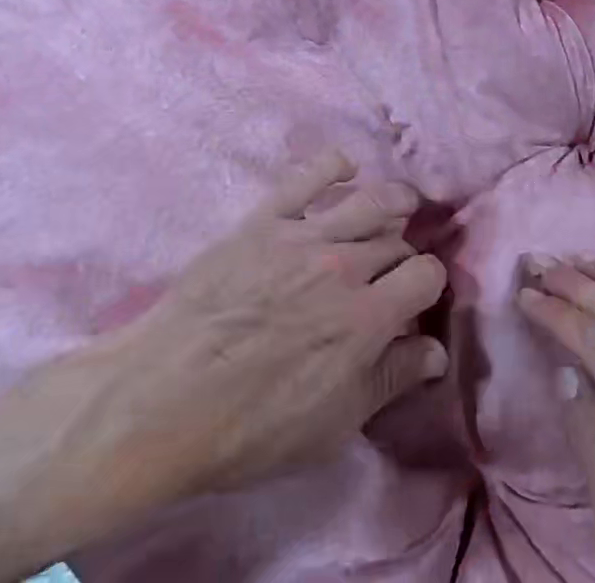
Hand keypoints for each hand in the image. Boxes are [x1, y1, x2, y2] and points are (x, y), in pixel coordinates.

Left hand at [0, 152, 450, 558]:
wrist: (159, 401)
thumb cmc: (249, 428)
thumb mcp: (333, 425)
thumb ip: (390, 380)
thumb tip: (435, 350)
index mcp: (368, 318)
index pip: (426, 274)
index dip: (428, 285)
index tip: (414, 301)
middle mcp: (345, 266)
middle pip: (398, 240)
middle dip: (403, 255)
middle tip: (388, 273)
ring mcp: (303, 237)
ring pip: (370, 199)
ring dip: (393, 201)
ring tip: (398, 206)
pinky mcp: (263, 220)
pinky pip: (310, 175)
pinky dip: (334, 166)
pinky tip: (345, 171)